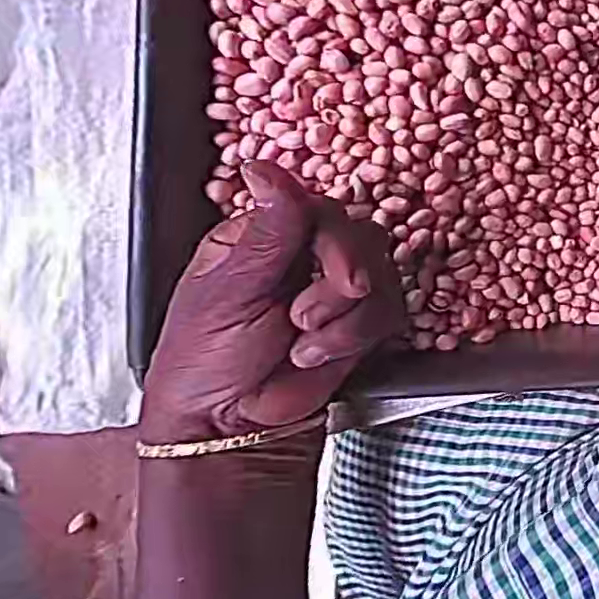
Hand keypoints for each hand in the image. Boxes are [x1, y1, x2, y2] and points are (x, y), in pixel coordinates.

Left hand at [141, 160, 405, 446]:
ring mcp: (338, 285)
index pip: (320, 209)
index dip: (334, 238)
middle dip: (341, 280)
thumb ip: (266, 233)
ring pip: (382, 272)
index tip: (331, 270)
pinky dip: (358, 335)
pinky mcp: (363, 318)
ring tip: (302, 344)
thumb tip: (264, 169)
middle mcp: (306, 254)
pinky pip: (390, 308)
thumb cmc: (208, 363)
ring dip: (345, 316)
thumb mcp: (228, 294)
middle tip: (306, 318)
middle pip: (360, 235)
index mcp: (264, 235)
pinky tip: (320, 354)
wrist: (234, 429)